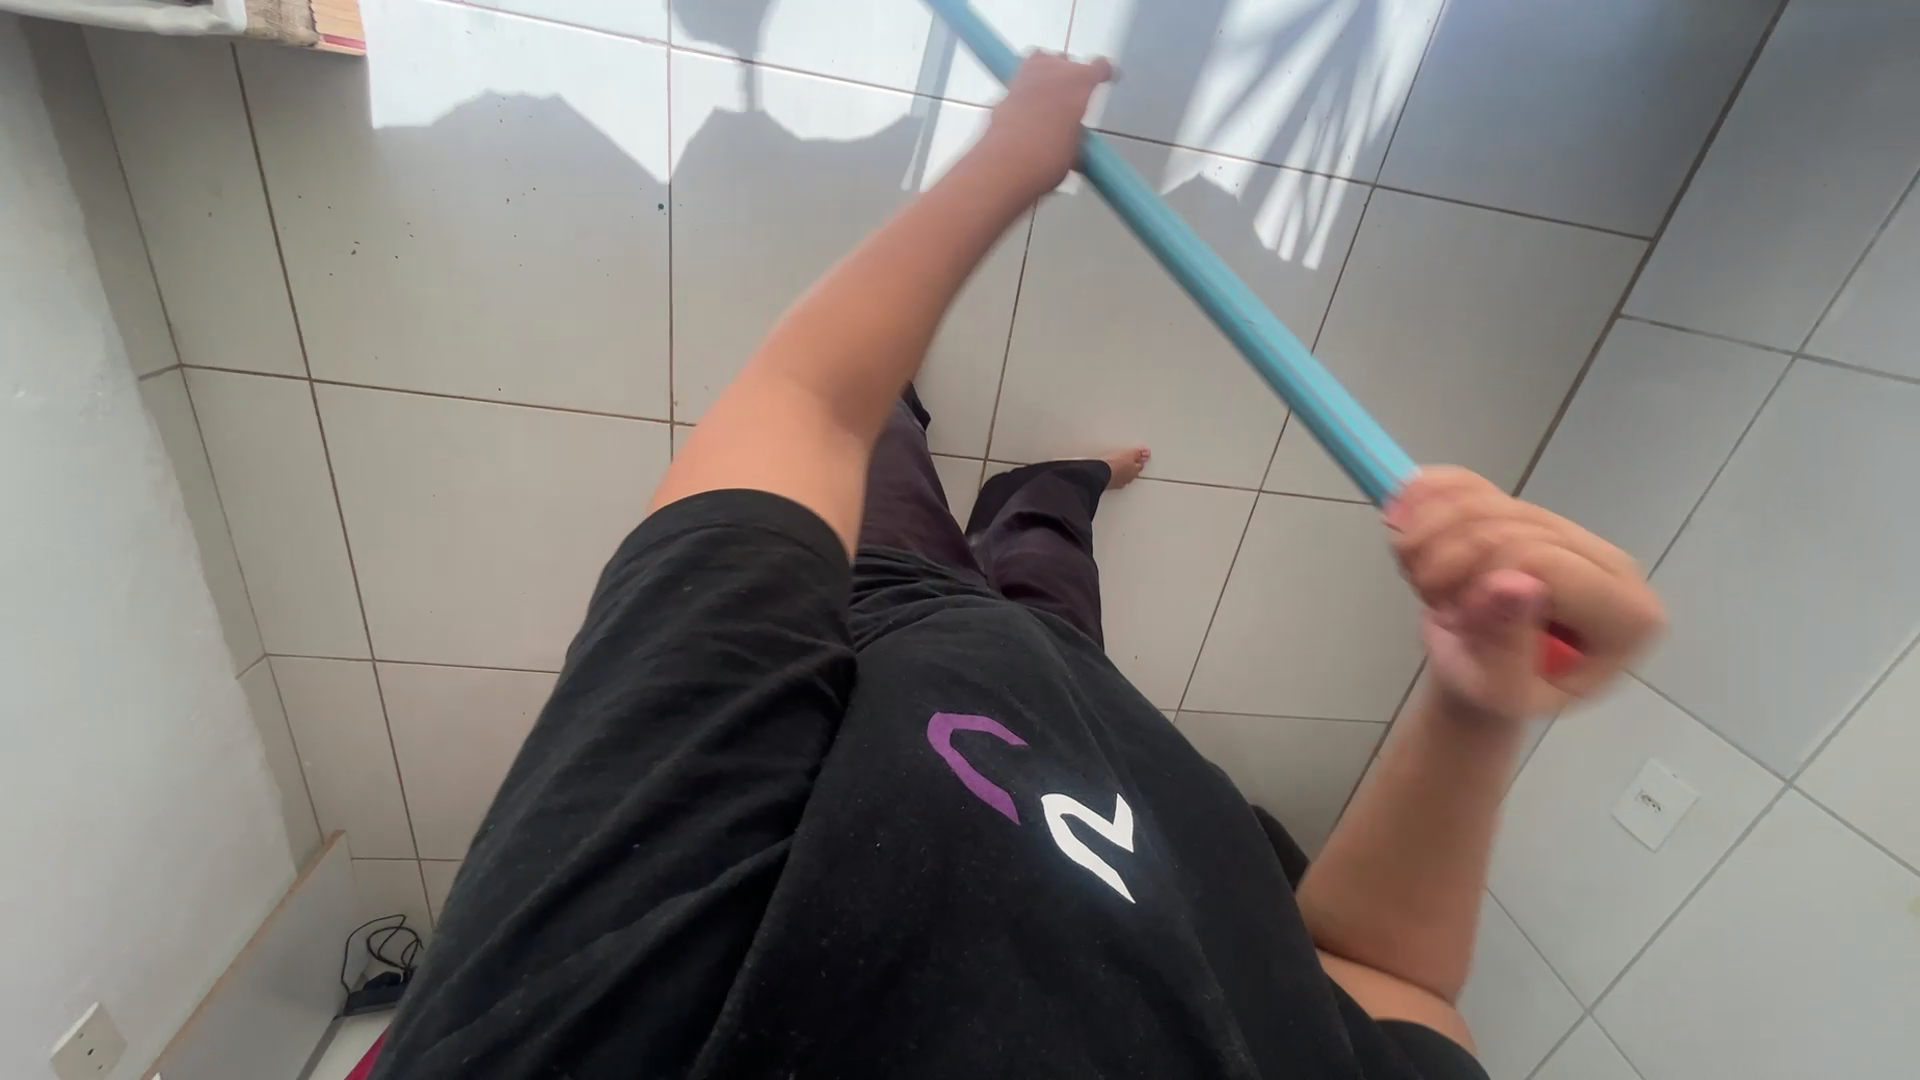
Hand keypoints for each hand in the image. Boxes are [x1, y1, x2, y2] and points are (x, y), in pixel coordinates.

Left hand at [981, 52, 1112, 198]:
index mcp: (1080, 82)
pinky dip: (1025, 93)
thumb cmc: (1049, 159)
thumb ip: (1075, 134)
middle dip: (1070, 76)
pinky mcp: (1004, 90)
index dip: (1105, 74)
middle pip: (1066, 62)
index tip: (1107, 79)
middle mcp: (1054, 70)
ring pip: (1040, 62)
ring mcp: (1026, 75)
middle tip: (1071, 99)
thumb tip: (1072, 136)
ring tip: (1048, 98)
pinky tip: (1025, 112)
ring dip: (1046, 75)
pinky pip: (1020, 83)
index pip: (1100, 67)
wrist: (1005, 165)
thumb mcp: (1074, 151)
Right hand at [1386, 468, 1663, 723]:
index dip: (1481, 573)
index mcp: (1623, 615)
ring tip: (1419, 574)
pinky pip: (1469, 483)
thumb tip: (1515, 583)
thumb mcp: (1498, 690)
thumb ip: (1507, 644)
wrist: (1475, 674)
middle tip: (1427, 594)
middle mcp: (1608, 565)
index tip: (1451, 611)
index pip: (1543, 558)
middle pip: (1511, 523)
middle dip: (1447, 555)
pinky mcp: (1524, 513)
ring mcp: (1564, 533)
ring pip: (1485, 499)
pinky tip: (1401, 515)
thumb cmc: (1492, 692)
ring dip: (1428, 531)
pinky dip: (1424, 493)